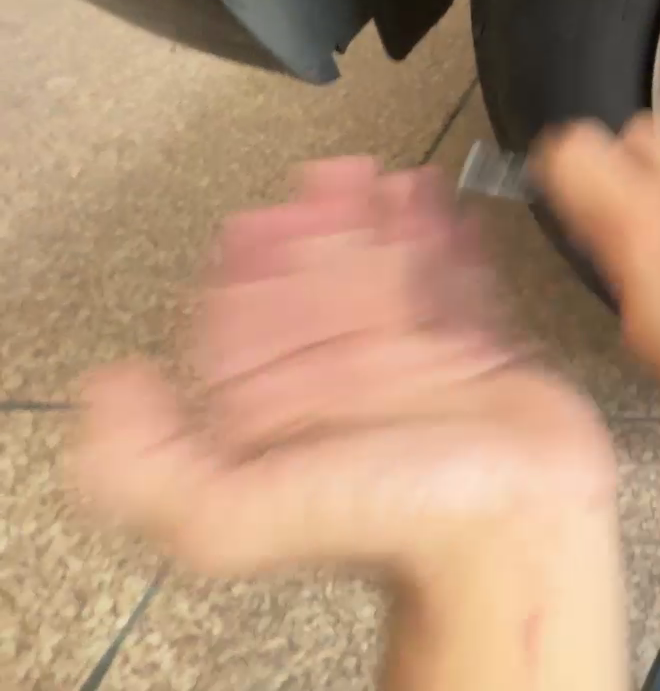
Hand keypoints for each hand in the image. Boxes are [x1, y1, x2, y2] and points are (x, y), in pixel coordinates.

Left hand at [68, 159, 615, 581]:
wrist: (514, 522)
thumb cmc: (396, 517)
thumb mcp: (233, 516)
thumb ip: (146, 464)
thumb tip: (112, 383)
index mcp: (291, 409)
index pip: (256, 323)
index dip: (249, 267)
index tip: (256, 217)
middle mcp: (355, 380)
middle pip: (336, 282)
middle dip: (331, 223)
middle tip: (333, 171)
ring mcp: (427, 362)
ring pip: (404, 275)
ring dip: (396, 223)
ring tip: (395, 178)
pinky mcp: (489, 353)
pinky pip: (469, 288)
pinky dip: (460, 248)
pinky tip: (454, 216)